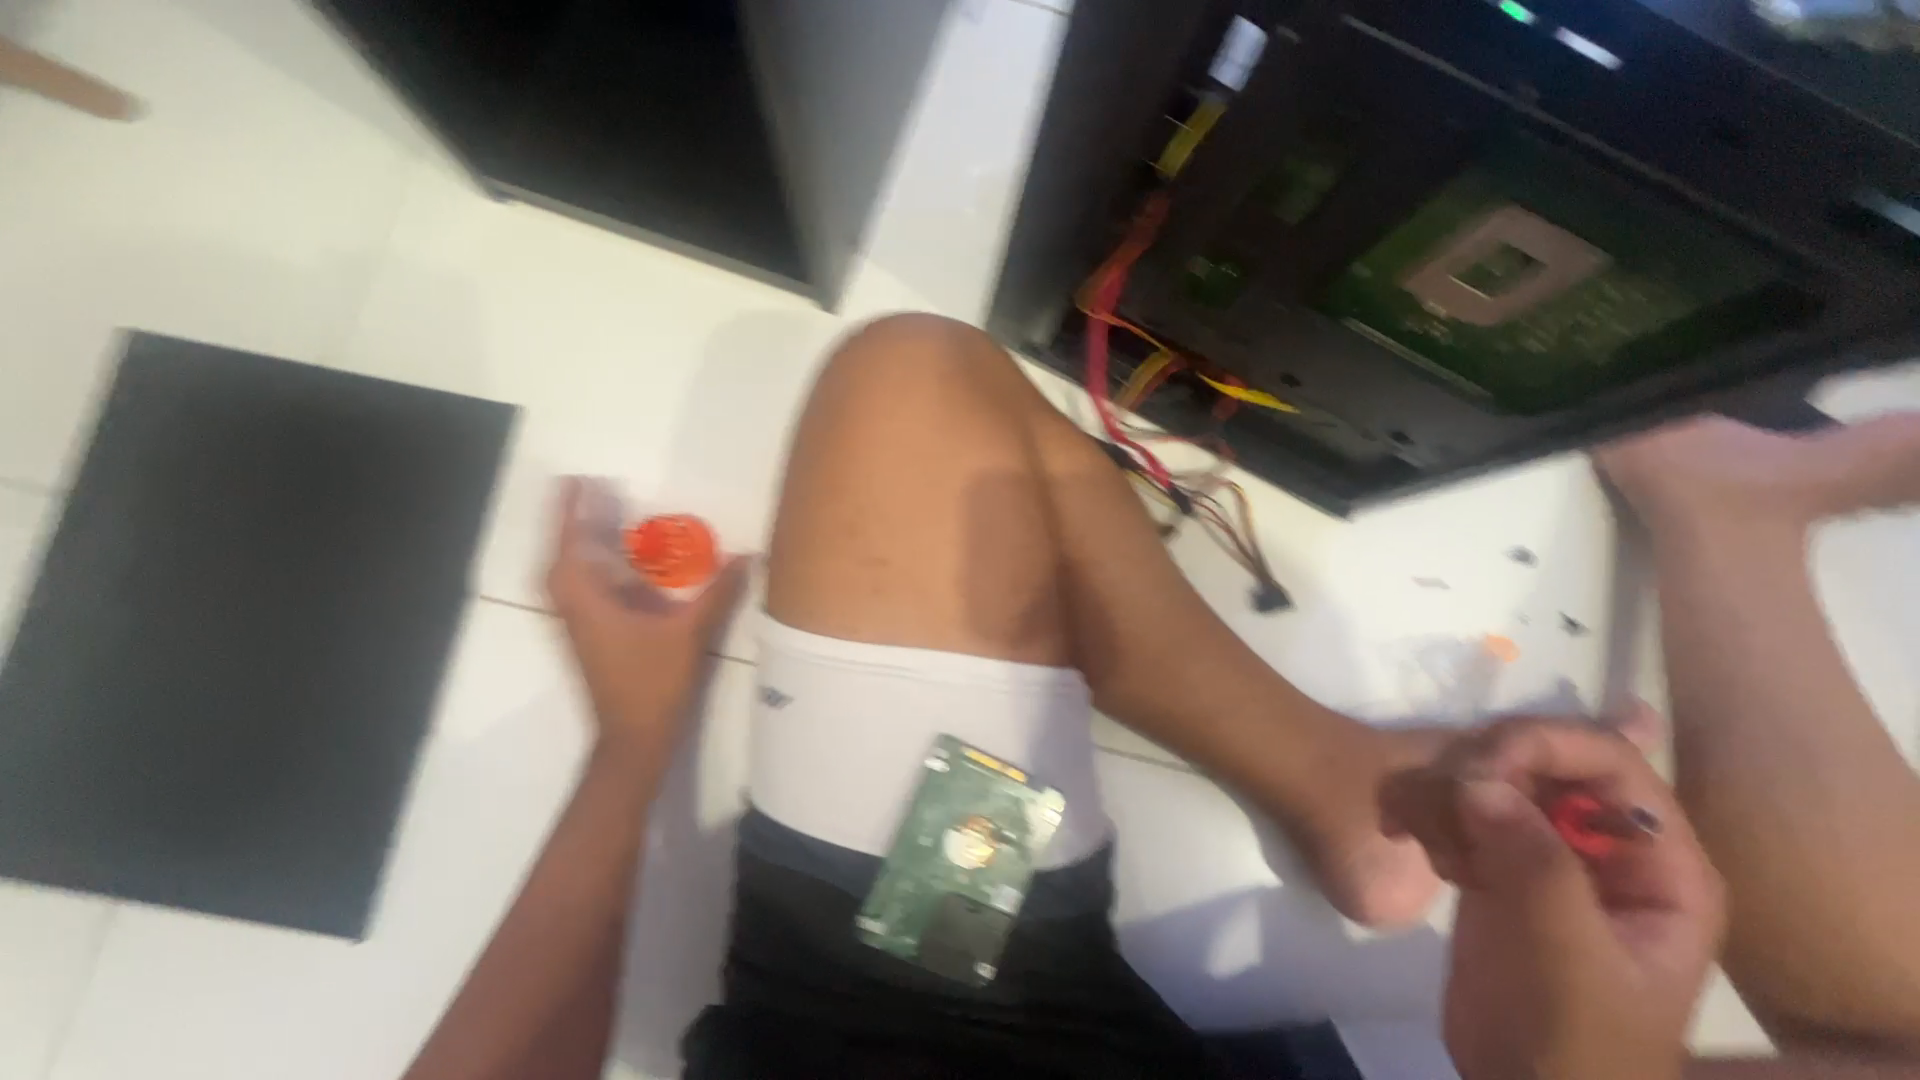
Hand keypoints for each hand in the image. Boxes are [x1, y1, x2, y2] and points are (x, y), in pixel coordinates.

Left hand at [545, 477, 750, 758]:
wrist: (633, 740)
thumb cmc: (653, 686)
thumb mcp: (690, 635)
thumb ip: (717, 594)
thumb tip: (746, 556)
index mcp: (587, 603)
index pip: (569, 547)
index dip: (570, 513)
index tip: (576, 481)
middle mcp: (574, 610)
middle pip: (564, 557)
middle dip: (575, 523)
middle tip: (593, 492)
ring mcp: (578, 627)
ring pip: (572, 576)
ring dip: (583, 546)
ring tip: (604, 519)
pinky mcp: (590, 639)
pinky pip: (585, 592)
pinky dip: (595, 571)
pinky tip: (623, 567)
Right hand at [1381, 717, 1724, 1079]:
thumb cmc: (1571, 1036)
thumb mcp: (1566, 955)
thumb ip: (1534, 863)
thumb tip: (1478, 777)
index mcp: (1661, 865)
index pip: (1612, 763)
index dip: (1548, 746)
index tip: (1480, 766)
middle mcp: (1610, 847)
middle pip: (1551, 760)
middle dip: (1493, 767)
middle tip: (1446, 799)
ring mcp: (1552, 855)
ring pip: (1503, 778)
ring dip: (1457, 792)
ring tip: (1438, 841)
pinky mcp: (1501, 866)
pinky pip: (1469, 810)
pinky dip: (1441, 817)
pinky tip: (1432, 856)